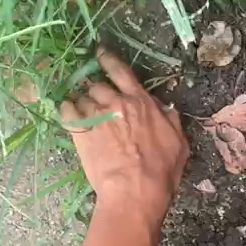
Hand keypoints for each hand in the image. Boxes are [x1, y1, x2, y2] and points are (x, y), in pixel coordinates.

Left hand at [60, 48, 188, 227]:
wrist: (135, 190)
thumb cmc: (161, 170)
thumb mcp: (179, 143)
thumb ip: (171, 121)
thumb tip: (166, 109)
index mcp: (140, 102)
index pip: (121, 71)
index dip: (109, 60)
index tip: (101, 54)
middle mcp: (115, 103)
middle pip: (98, 85)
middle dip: (97, 90)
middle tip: (98, 101)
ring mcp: (95, 117)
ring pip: (82, 98)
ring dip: (83, 103)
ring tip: (85, 113)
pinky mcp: (80, 133)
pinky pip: (66, 112)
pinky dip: (66, 110)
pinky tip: (67, 113)